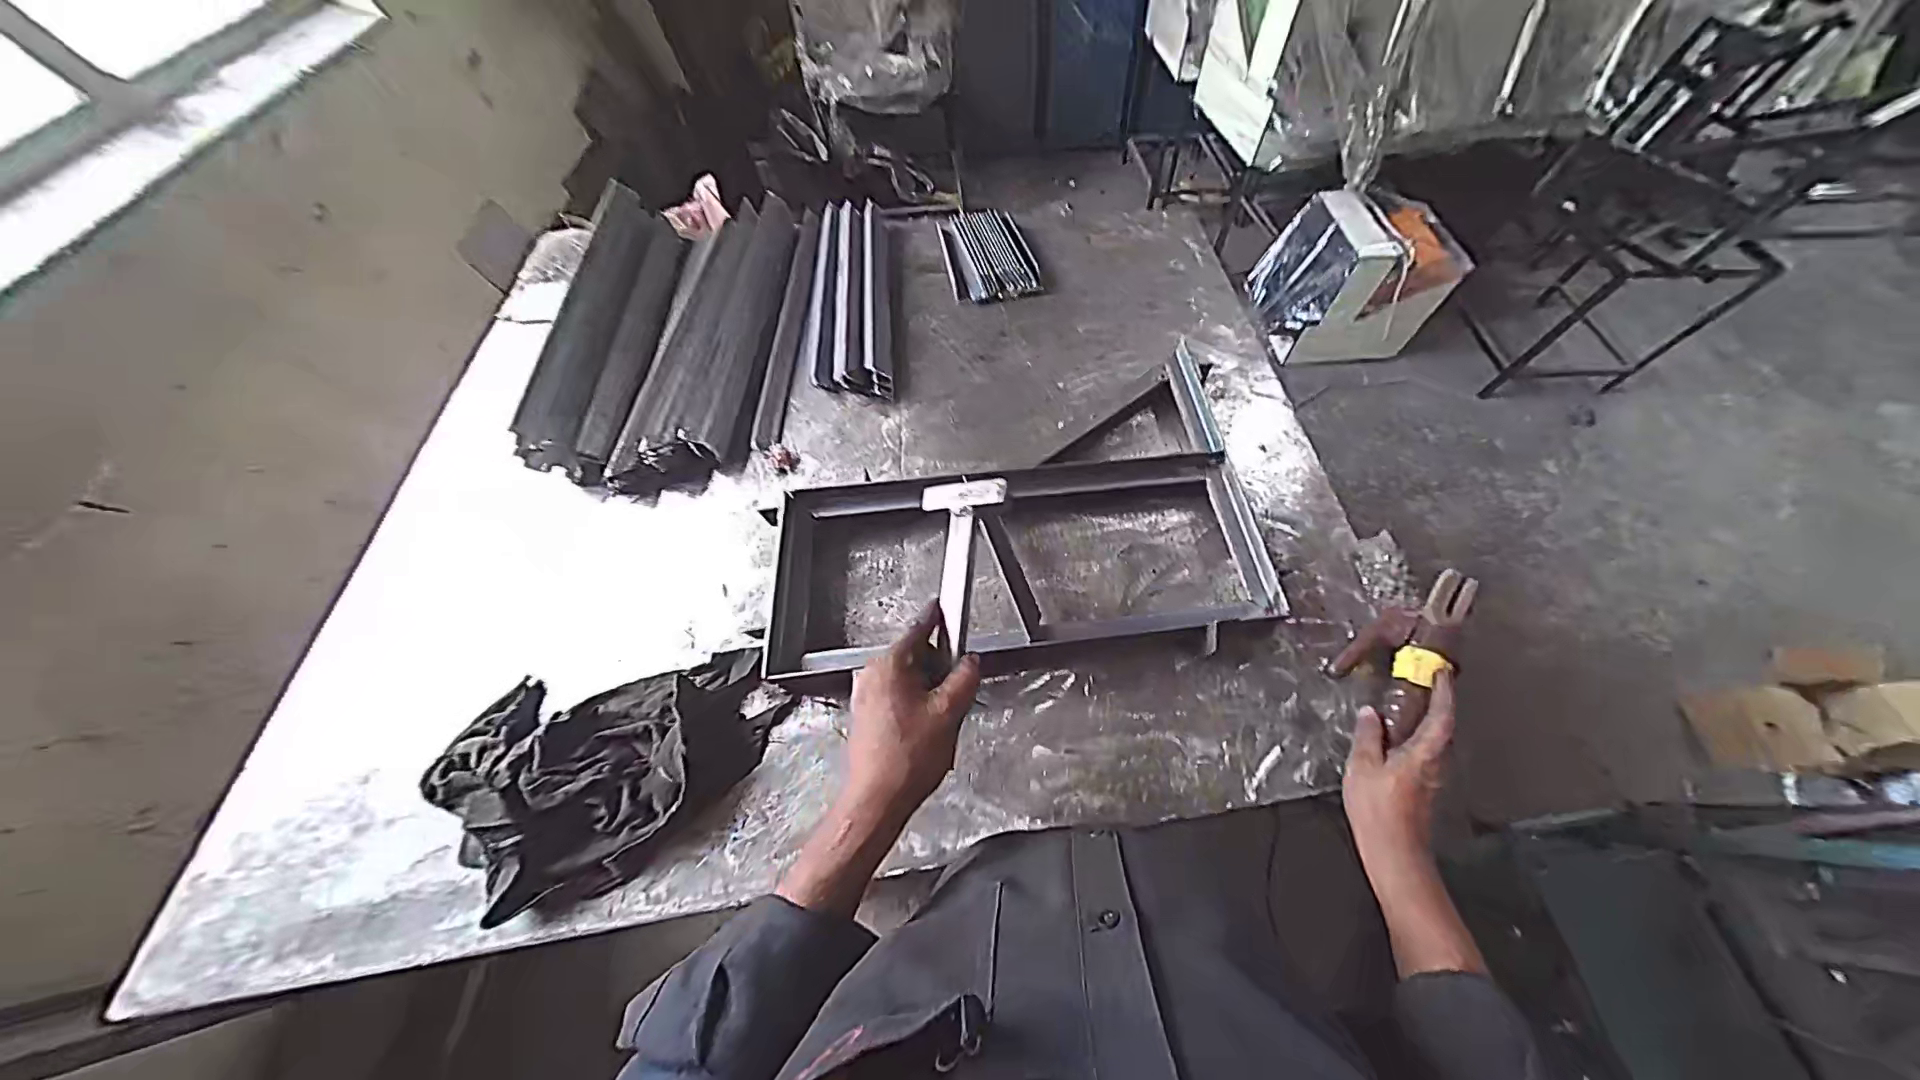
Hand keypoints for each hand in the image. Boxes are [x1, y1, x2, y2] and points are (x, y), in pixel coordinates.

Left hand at [846, 602, 981, 819]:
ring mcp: (867, 695)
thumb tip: (970, 663)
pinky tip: (926, 729)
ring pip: (908, 678)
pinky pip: (898, 695)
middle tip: (956, 688)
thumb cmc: (906, 760)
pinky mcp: (868, 714)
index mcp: (889, 666)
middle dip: (938, 667)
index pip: (918, 628)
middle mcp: (872, 675)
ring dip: (929, 688)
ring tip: (941, 718)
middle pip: (915, 654)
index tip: (944, 607)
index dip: (938, 618)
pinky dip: (915, 702)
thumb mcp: (949, 713)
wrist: (877, 799)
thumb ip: (964, 679)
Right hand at [1342, 668, 1454, 863]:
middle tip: (1420, 683)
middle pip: (1443, 728)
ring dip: (1423, 721)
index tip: (1440, 672)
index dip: (1444, 693)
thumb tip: (1370, 714)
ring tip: (1403, 705)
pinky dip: (1414, 738)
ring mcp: (1433, 777)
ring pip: (1433, 741)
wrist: (1394, 852)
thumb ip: (1367, 737)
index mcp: (1425, 753)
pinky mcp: (1424, 788)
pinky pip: (1423, 753)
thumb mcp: (1363, 767)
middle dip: (1435, 704)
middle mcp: (1437, 763)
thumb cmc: (1378, 808)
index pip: (1442, 716)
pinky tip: (1394, 738)